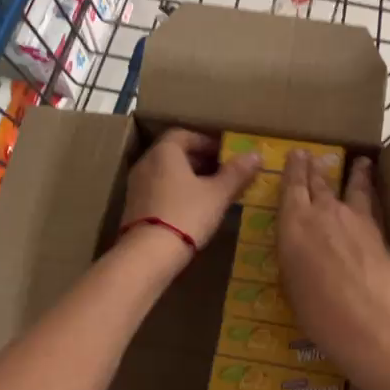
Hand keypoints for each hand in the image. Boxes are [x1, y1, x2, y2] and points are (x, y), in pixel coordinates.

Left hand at [120, 128, 261, 253]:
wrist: (148, 254)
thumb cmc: (186, 214)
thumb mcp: (217, 194)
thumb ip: (236, 173)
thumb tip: (256, 154)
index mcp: (164, 152)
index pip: (185, 135)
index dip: (207, 142)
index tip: (225, 155)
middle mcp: (146, 163)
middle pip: (174, 154)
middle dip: (199, 161)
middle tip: (222, 173)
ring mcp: (136, 186)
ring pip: (166, 173)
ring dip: (187, 178)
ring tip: (211, 193)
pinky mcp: (133, 207)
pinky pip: (158, 190)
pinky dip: (175, 193)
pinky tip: (191, 210)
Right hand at [276, 151, 389, 378]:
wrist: (370, 322)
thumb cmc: (319, 313)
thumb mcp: (291, 285)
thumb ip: (295, 258)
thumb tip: (302, 251)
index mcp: (294, 225)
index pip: (292, 187)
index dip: (293, 169)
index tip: (295, 154)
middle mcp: (324, 213)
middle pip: (319, 182)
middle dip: (314, 167)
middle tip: (312, 155)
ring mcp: (355, 219)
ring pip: (353, 187)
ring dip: (354, 173)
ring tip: (359, 161)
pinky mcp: (379, 231)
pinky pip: (372, 203)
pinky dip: (371, 192)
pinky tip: (373, 192)